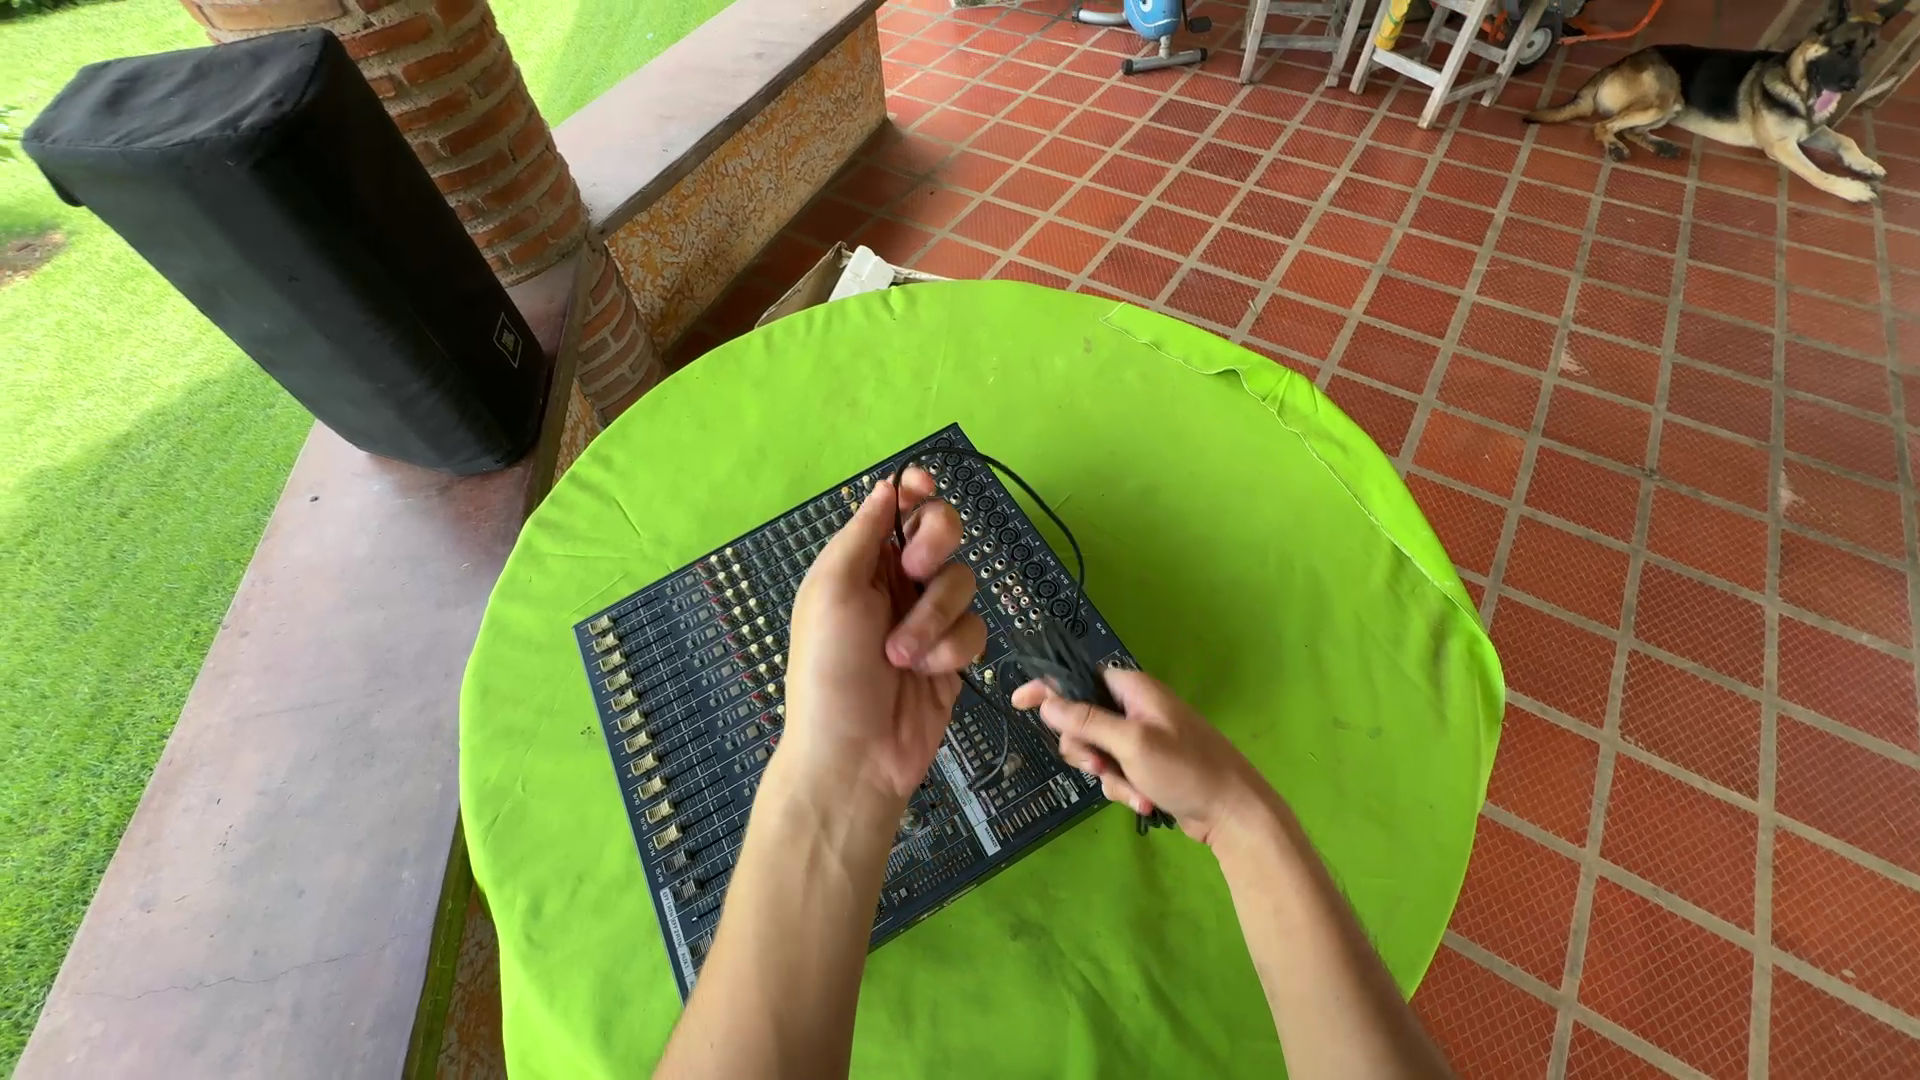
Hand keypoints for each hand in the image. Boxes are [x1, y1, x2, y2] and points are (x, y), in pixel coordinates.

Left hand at [780, 469, 987, 807]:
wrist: (856, 754)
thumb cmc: (830, 668)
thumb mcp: (831, 591)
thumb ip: (861, 534)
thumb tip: (885, 486)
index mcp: (862, 563)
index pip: (898, 509)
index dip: (916, 493)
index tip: (923, 489)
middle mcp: (898, 583)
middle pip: (943, 532)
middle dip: (935, 547)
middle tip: (914, 571)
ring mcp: (930, 618)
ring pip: (963, 582)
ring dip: (934, 618)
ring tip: (902, 656)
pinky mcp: (955, 653)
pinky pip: (976, 628)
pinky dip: (952, 650)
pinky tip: (928, 673)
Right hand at [1011, 670, 1267, 845]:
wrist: (1234, 813)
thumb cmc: (1187, 769)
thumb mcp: (1131, 743)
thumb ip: (1087, 721)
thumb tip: (1047, 702)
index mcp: (1132, 689)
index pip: (1078, 678)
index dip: (1048, 689)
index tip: (1019, 703)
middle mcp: (1133, 708)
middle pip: (1081, 720)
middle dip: (1087, 750)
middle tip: (1101, 766)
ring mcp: (1139, 737)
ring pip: (1095, 751)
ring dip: (1109, 776)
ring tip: (1135, 791)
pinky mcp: (1145, 764)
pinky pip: (1114, 771)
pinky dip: (1124, 788)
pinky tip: (1146, 802)